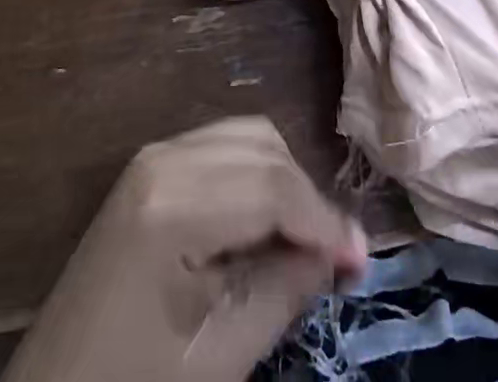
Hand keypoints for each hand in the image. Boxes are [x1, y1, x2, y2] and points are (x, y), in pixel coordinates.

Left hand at [7, 117, 367, 381]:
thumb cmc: (136, 381)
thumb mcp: (223, 349)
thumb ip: (288, 287)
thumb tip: (341, 249)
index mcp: (172, 204)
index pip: (274, 188)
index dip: (326, 221)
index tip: (361, 259)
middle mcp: (161, 160)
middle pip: (264, 150)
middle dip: (307, 198)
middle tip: (333, 255)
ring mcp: (151, 158)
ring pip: (249, 140)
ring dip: (285, 181)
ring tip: (301, 238)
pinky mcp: (150, 168)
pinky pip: (224, 149)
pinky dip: (257, 175)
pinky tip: (263, 220)